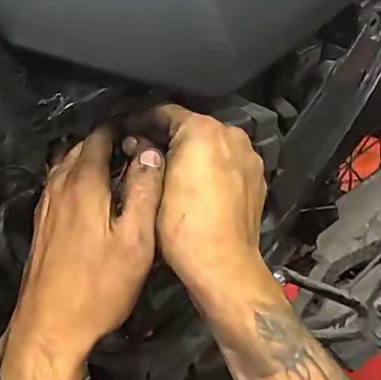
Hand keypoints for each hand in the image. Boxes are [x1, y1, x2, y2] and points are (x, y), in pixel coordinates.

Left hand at [2, 126, 163, 379]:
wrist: (51, 330)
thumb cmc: (96, 289)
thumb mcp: (135, 241)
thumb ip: (145, 192)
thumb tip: (151, 154)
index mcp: (83, 185)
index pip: (99, 136)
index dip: (120, 126)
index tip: (140, 127)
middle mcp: (59, 189)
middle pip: (80, 147)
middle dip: (106, 140)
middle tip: (133, 146)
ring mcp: (46, 207)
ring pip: (67, 166)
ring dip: (90, 159)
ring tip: (117, 167)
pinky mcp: (42, 226)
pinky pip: (60, 187)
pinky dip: (78, 179)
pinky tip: (94, 197)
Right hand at [141, 105, 268, 294]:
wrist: (224, 267)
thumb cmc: (183, 228)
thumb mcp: (153, 187)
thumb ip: (145, 156)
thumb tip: (137, 142)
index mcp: (204, 130)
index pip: (164, 112)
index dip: (139, 120)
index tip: (124, 130)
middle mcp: (231, 135)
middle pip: (191, 126)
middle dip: (165, 136)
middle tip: (139, 151)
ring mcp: (248, 157)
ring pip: (210, 144)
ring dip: (189, 151)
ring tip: (165, 169)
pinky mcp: (256, 178)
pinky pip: (226, 162)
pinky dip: (209, 166)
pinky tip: (193, 185)